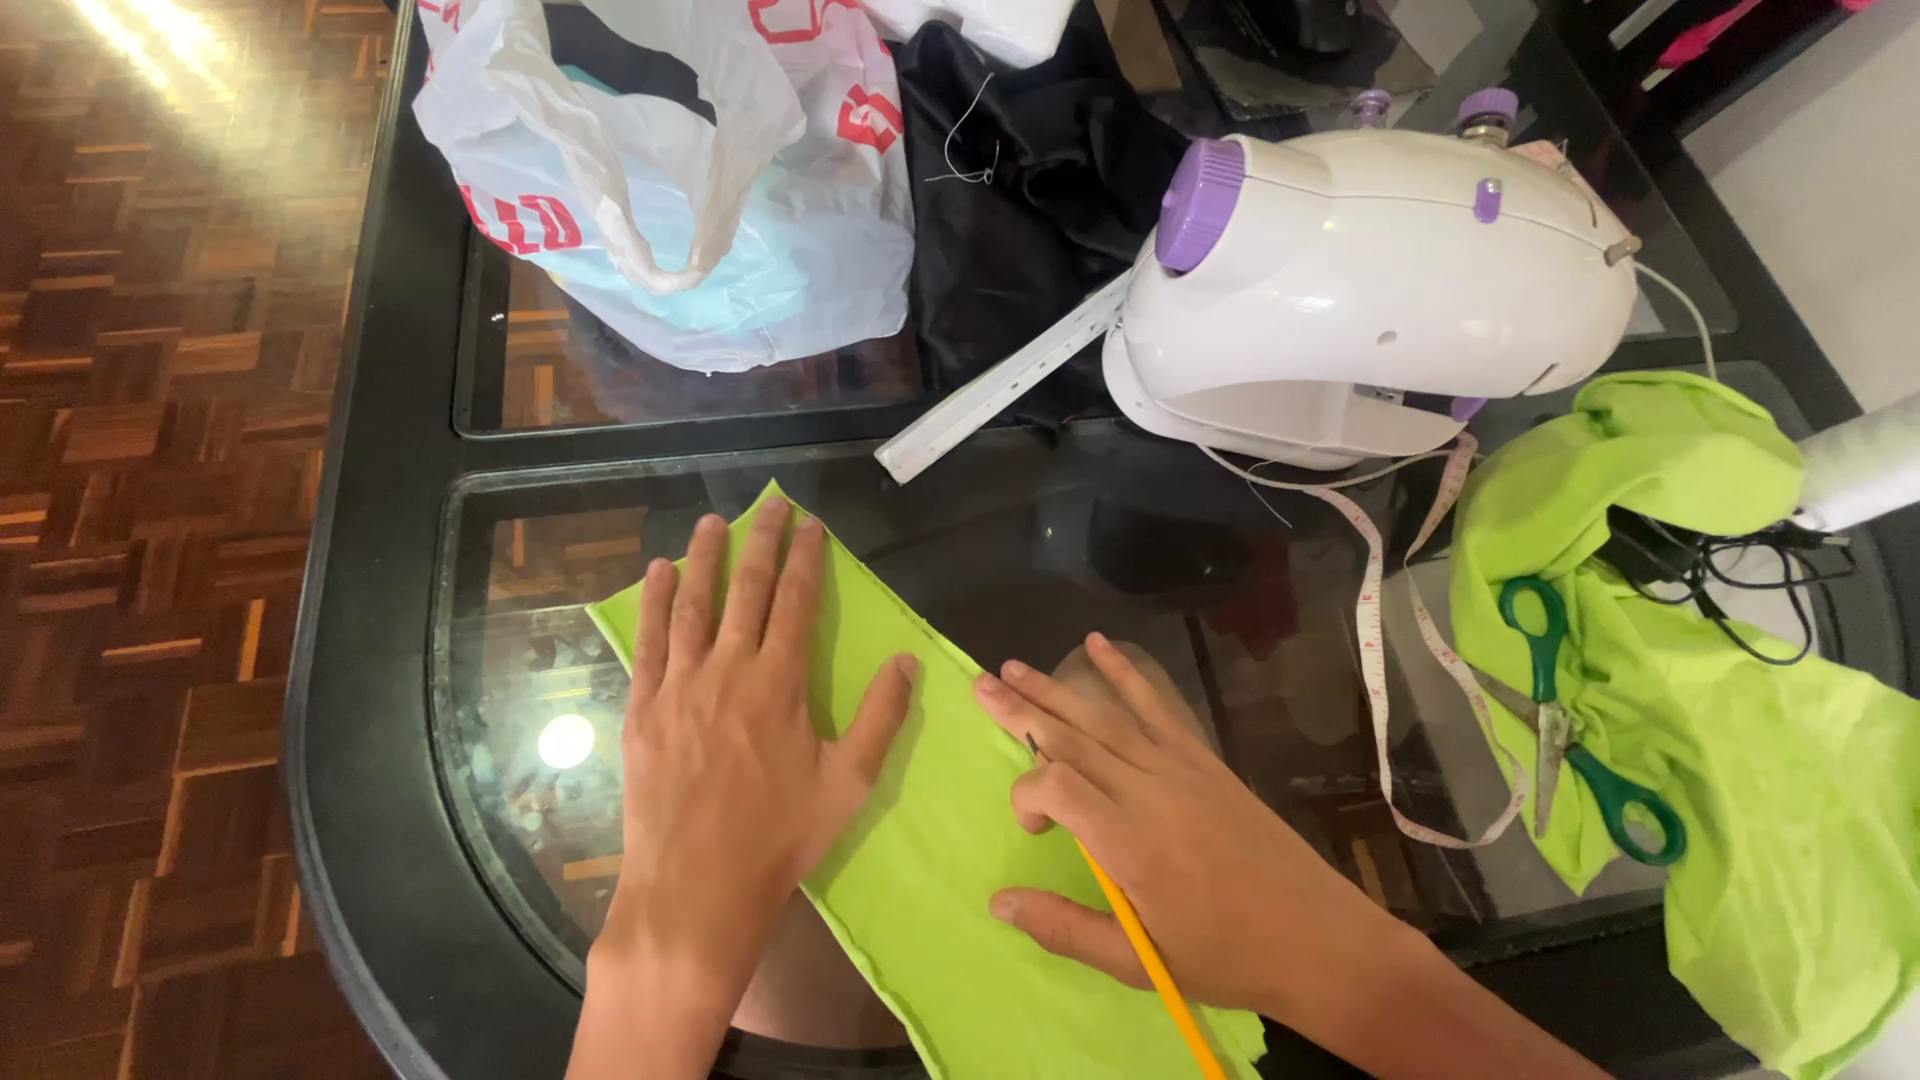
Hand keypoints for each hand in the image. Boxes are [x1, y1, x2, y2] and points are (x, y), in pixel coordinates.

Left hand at [600, 498, 916, 981]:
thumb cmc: (781, 836)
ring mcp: (679, 685)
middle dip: (761, 541)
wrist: (696, 887)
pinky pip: (648, 641)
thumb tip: (906, 660)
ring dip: (704, 558)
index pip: (797, 601)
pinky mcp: (643, 708)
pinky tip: (658, 575)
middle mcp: (728, 669)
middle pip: (747, 589)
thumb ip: (881, 716)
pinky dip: (654, 602)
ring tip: (712, 522)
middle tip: (769, 505)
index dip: (806, 558)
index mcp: (780, 682)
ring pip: (692, 604)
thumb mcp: (850, 781)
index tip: (811, 524)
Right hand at [971, 632, 1423, 1024]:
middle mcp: (1146, 788)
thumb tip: (998, 902)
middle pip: (1071, 734)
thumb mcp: (1137, 962)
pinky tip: (1099, 643)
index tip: (1031, 829)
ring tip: (1013, 667)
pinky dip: (1125, 672)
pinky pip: (1156, 705)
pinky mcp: (1201, 758)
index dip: (1026, 795)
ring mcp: (1176, 765)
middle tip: (980, 685)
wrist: (1317, 937)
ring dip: (1054, 688)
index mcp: (1126, 838)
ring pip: (1103, 715)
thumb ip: (1064, 927)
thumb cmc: (1223, 955)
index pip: (1055, 784)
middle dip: (1020, 709)